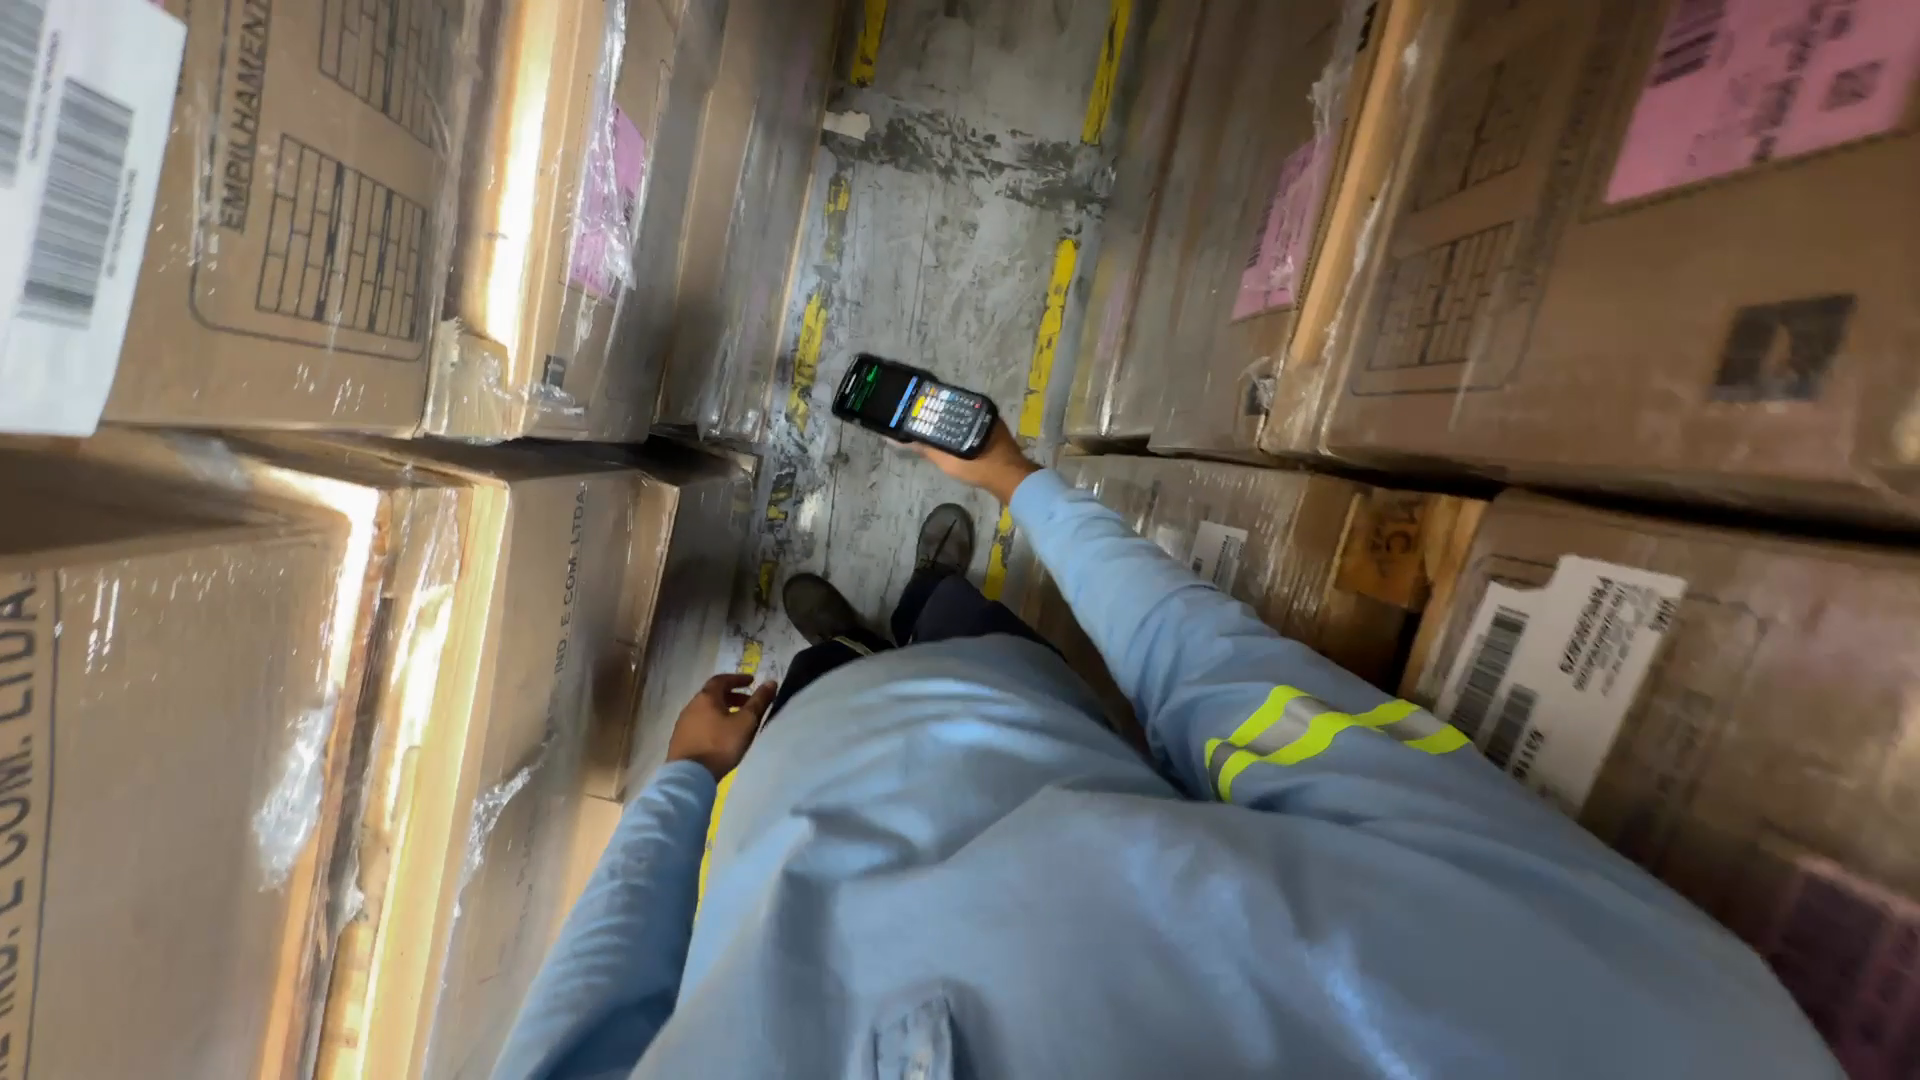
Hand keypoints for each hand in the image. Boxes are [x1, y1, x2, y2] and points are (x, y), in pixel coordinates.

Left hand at [666, 674, 778, 779]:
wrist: (689, 776)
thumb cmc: (720, 744)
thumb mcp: (746, 722)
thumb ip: (759, 701)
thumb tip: (771, 682)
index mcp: (706, 698)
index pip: (721, 680)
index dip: (737, 679)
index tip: (752, 681)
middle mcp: (691, 706)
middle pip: (713, 695)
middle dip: (732, 696)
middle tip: (748, 703)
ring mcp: (683, 723)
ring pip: (706, 710)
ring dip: (722, 710)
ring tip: (737, 721)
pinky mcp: (680, 740)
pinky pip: (700, 723)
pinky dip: (713, 722)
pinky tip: (721, 736)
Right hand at [908, 419, 1039, 503]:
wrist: (1012, 481)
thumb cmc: (981, 468)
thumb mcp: (950, 461)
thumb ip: (927, 449)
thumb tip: (903, 440)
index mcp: (976, 410)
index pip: (948, 402)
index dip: (932, 406)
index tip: (917, 411)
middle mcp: (985, 413)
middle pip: (957, 410)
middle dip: (940, 416)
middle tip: (922, 422)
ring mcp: (993, 424)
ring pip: (966, 421)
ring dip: (951, 426)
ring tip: (933, 432)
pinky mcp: (996, 436)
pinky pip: (974, 429)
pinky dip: (962, 433)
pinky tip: (952, 442)